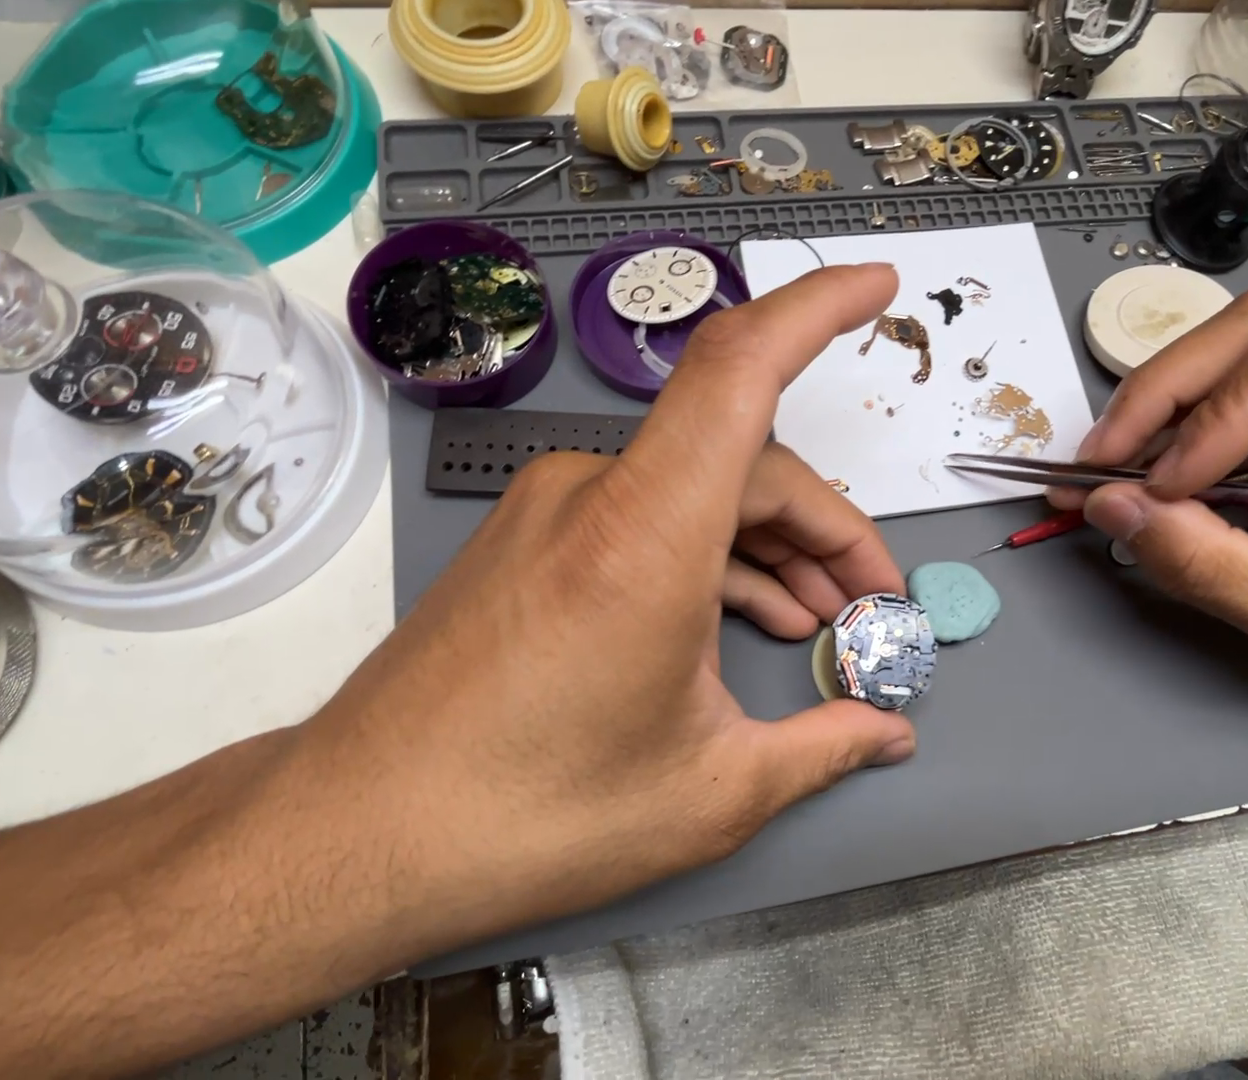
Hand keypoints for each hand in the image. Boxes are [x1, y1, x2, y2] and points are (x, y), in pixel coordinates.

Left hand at [306, 264, 913, 947]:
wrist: (359, 838)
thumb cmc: (531, 817)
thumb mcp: (711, 793)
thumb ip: (823, 749)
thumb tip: (888, 735)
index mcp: (648, 534)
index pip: (741, 370)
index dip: (818, 310)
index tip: (877, 285)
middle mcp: (595, 494)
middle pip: (747, 462)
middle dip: (826, 528)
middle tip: (871, 606)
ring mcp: (554, 509)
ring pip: (698, 491)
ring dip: (769, 546)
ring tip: (817, 622)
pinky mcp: (531, 538)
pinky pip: (647, 518)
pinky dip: (708, 558)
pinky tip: (743, 619)